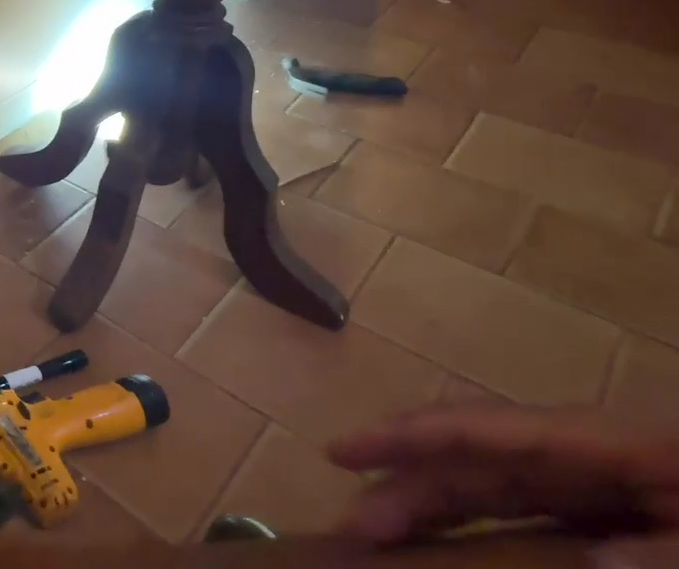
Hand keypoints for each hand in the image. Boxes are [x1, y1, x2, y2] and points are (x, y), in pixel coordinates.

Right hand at [328, 404, 678, 567]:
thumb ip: (666, 548)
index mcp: (606, 444)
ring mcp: (593, 480)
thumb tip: (588, 558)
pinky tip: (453, 543)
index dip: (406, 437)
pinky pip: (523, 508)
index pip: (482, 430)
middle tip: (356, 524)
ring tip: (382, 531)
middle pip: (473, 459)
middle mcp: (581, 454)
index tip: (341, 450)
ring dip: (432, 504)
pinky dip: (477, 522)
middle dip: (408, 485)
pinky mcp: (608, 508)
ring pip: (488, 483)